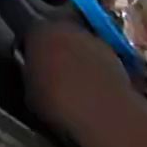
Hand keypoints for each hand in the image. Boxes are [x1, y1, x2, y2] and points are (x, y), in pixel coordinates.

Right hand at [24, 20, 138, 135]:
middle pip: (57, 35)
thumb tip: (31, 73)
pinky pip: (98, 62)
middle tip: (50, 73)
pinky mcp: (119, 59)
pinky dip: (95, 71)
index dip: (28, 50)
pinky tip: (92, 92)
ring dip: (76, 59)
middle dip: (54, 50)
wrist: (108, 119)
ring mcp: (95, 41)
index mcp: (39, 30)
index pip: (28, 33)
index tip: (27, 65)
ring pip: (79, 47)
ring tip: (73, 85)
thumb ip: (29, 73)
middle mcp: (67, 27)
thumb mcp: (29, 91)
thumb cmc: (58, 103)